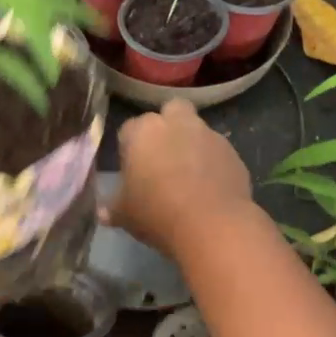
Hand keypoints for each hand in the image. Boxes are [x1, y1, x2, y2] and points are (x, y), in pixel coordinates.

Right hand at [106, 100, 253, 257]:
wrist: (212, 225)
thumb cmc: (156, 212)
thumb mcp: (124, 215)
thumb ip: (112, 208)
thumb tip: (102, 213)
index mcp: (144, 133)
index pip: (129, 129)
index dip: (128, 147)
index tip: (130, 168)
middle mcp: (177, 124)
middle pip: (169, 111)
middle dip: (165, 127)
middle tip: (160, 157)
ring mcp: (209, 135)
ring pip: (196, 130)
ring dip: (189, 145)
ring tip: (185, 176)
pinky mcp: (233, 153)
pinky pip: (216, 152)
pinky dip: (210, 163)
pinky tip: (206, 188)